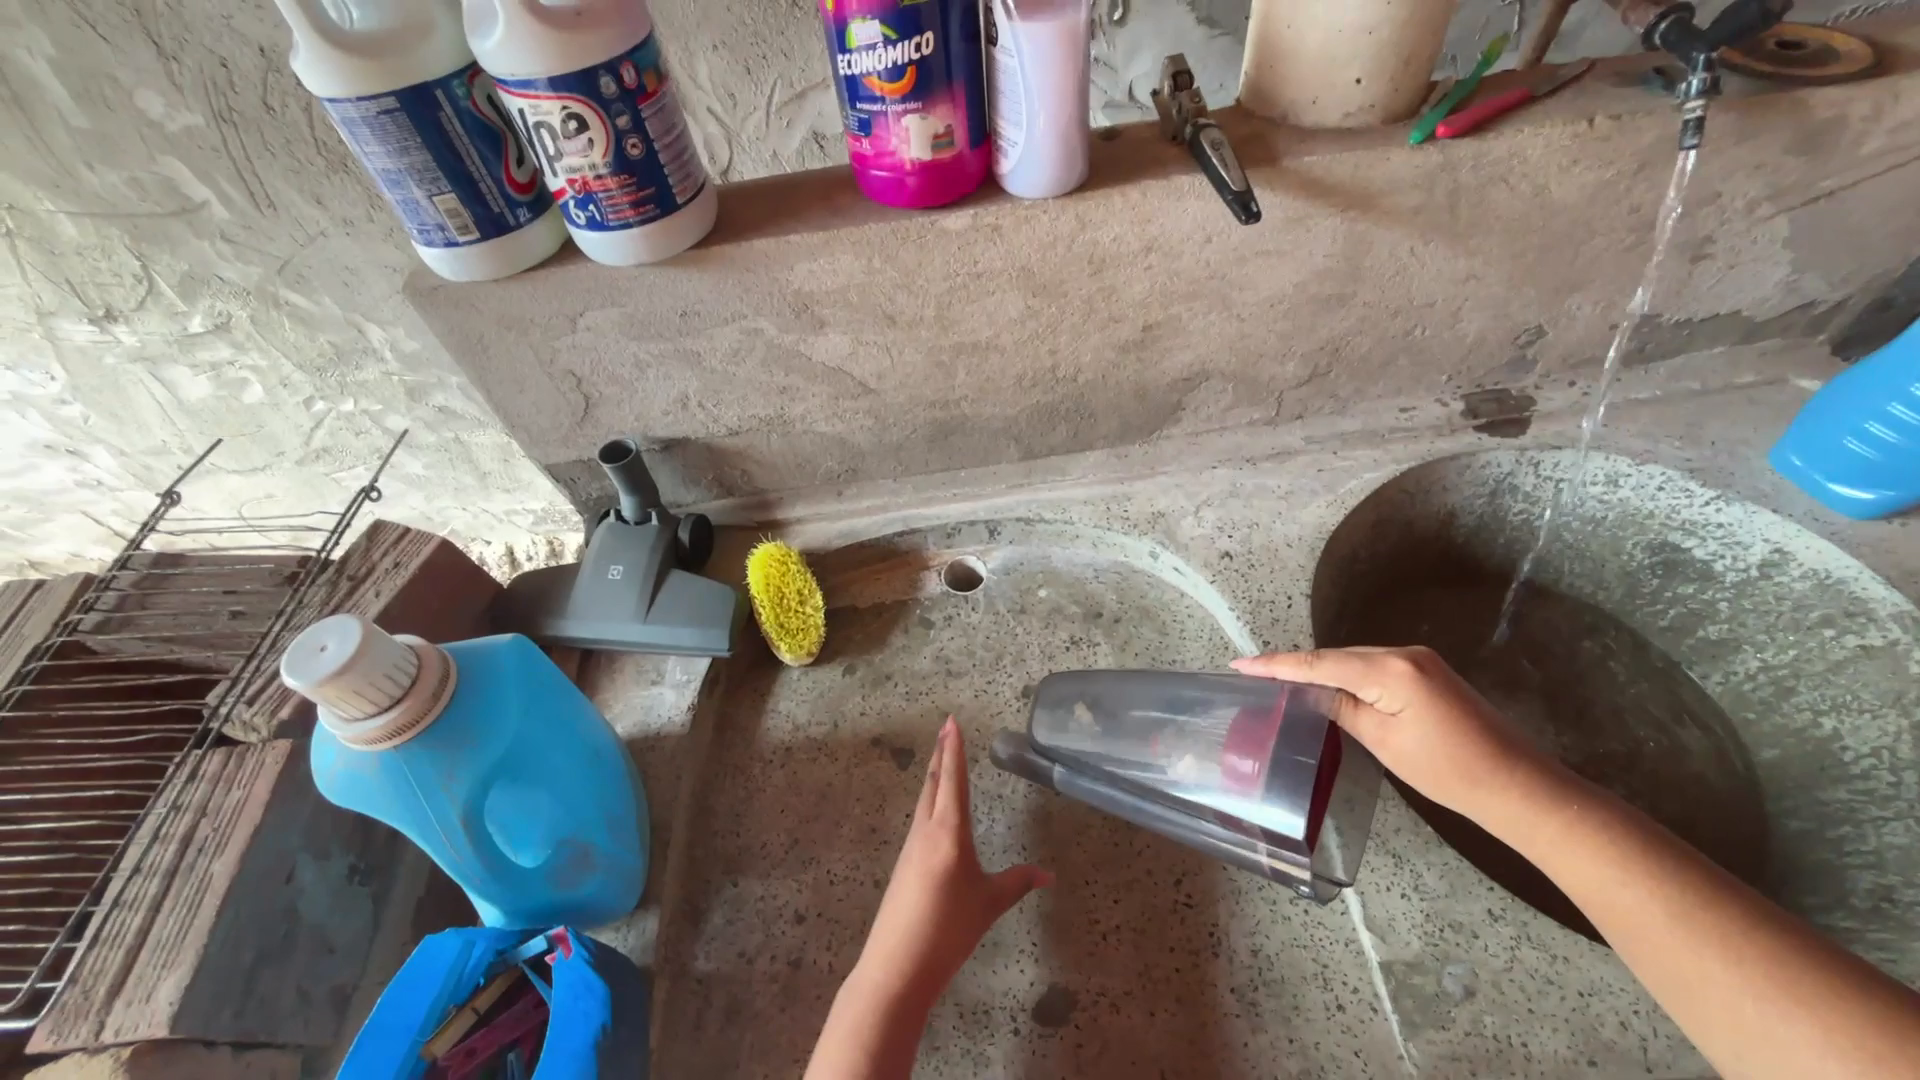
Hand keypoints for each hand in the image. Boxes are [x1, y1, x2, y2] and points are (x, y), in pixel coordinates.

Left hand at [849, 717, 1051, 1009]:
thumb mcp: (990, 904)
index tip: (951, 721)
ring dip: (934, 778)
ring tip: (942, 760)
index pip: (953, 780)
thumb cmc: (948, 929)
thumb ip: (1018, 883)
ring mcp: (910, 847)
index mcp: (949, 832)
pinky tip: (933, 811)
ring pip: (924, 802)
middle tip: (946, 729)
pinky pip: (919, 821)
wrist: (897, 965)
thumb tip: (1049, 874)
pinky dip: (929, 803)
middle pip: (934, 784)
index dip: (954, 749)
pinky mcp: (903, 865)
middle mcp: (926, 830)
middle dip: (941, 755)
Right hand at [1231, 646, 1561, 823]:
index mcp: (1390, 669)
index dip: (1277, 664)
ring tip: (1278, 681)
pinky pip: (1371, 668)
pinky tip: (1324, 686)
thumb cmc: (1448, 770)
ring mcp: (1417, 660)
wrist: (1517, 785)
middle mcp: (1402, 653)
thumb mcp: (1382, 741)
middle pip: (1335, 656)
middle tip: (1252, 675)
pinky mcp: (1426, 673)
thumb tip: (1304, 692)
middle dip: (1294, 665)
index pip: (1319, 663)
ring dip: (1319, 670)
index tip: (1239, 664)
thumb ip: (1340, 708)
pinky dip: (1344, 675)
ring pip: (1352, 661)